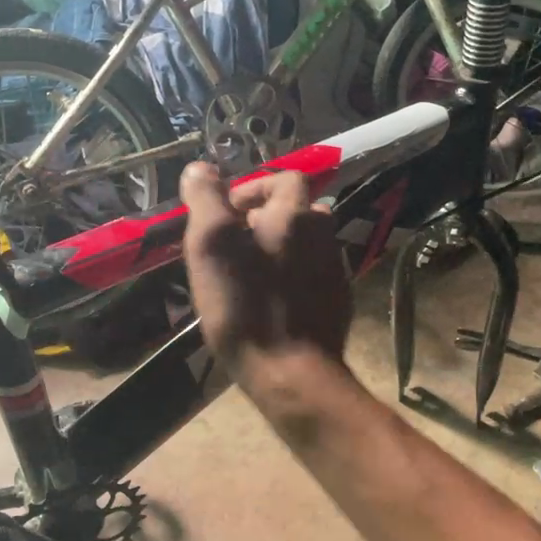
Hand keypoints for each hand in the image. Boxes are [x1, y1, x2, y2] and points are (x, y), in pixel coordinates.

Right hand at [180, 162, 352, 395]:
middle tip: (236, 245)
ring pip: (308, 245)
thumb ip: (206, 200)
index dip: (253, 189)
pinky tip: (273, 301)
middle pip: (300, 212)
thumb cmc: (244, 305)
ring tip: (251, 273)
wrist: (290, 371)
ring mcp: (336, 271)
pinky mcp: (338, 303)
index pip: (283, 179)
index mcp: (295, 215)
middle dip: (269, 219)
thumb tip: (202, 168)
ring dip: (283, 248)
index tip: (227, 215)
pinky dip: (295, 278)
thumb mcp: (211, 246)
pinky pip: (315, 277)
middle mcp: (324, 235)